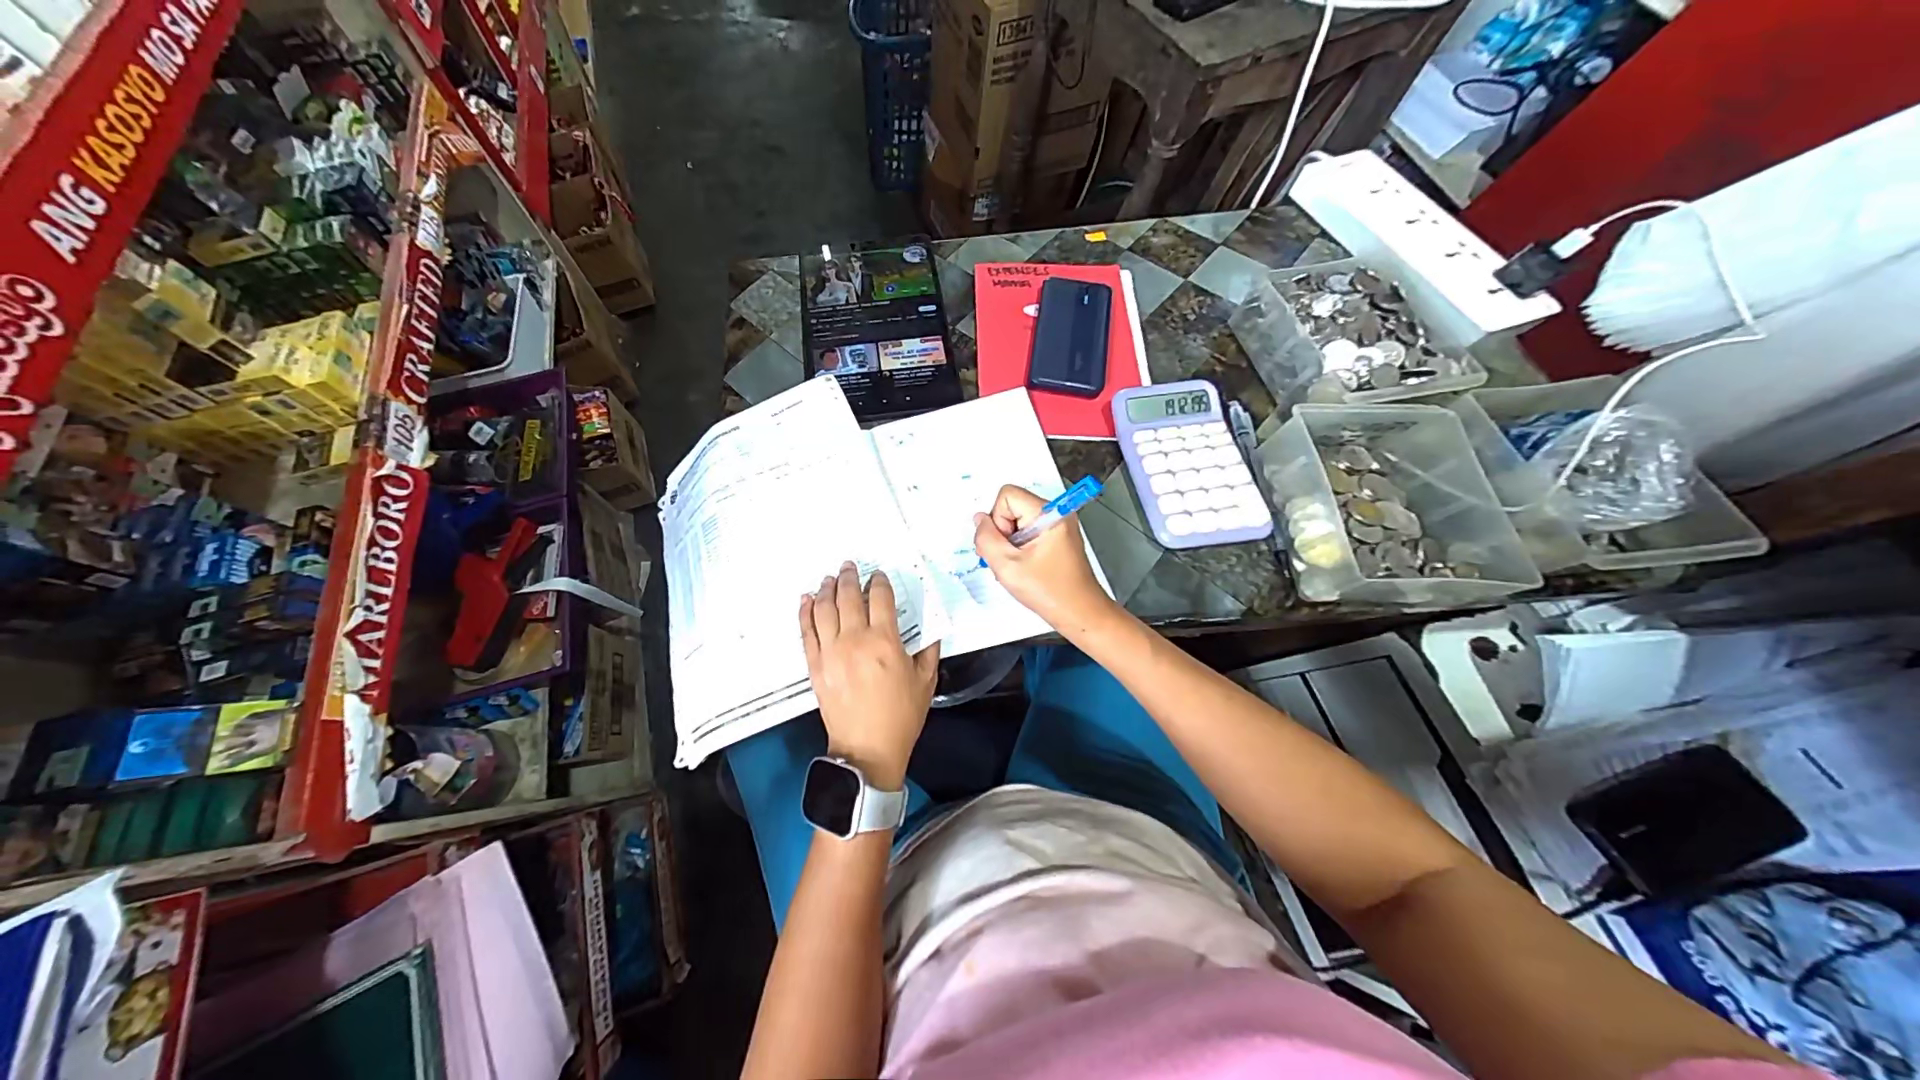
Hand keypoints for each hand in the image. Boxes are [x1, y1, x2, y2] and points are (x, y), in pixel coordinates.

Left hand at [799, 562, 938, 789]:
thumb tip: (929, 629)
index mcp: (885, 642)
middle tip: (850, 567)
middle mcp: (855, 641)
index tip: (879, 576)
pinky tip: (807, 600)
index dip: (879, 581)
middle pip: (848, 596)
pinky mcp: (815, 666)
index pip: (880, 597)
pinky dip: (805, 612)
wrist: (867, 748)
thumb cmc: (899, 718)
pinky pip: (806, 631)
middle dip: (849, 577)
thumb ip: (928, 649)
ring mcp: (831, 652)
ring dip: (827, 588)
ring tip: (830, 579)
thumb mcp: (925, 680)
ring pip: (824, 608)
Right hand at [973, 484, 1117, 634]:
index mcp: (1049, 514)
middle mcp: (1056, 513)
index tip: (1008, 546)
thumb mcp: (1006, 566)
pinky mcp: (1056, 537)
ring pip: (1017, 521)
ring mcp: (1057, 525)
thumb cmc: (1052, 592)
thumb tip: (980, 520)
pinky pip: (1027, 532)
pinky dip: (1019, 549)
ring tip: (1020, 566)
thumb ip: (985, 539)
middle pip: (1011, 506)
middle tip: (1011, 559)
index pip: (1007, 495)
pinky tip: (1025, 567)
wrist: (1080, 613)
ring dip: (1010, 544)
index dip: (998, 520)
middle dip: (1003, 533)